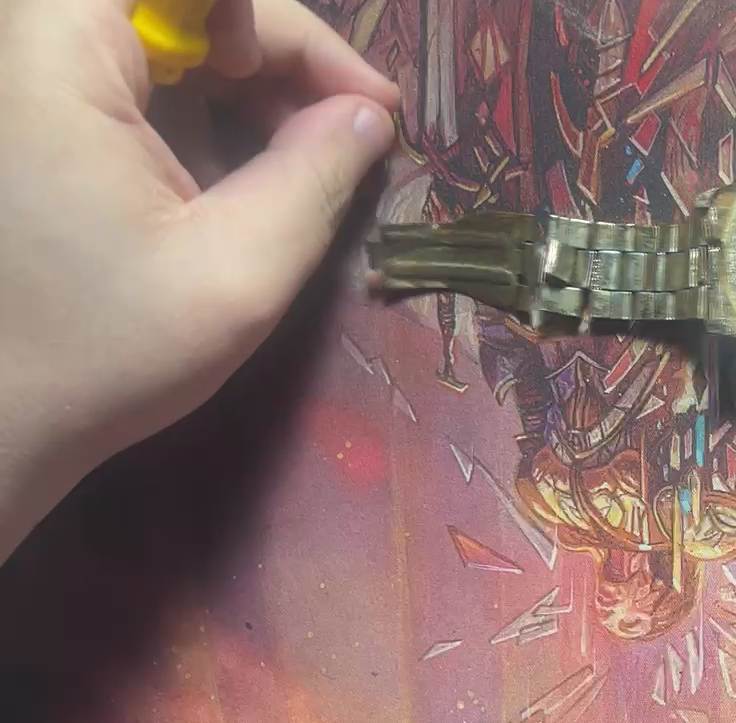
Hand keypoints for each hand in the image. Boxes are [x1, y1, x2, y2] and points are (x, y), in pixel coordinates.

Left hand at [0, 0, 399, 559]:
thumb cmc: (112, 346)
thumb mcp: (241, 270)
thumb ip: (312, 180)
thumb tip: (371, 116)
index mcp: (45, 64)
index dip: (291, 32)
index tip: (372, 104)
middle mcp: (21, 50)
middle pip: (174, 3)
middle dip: (280, 55)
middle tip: (360, 132)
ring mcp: (25, 80)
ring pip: (158, 30)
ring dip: (252, 78)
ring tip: (319, 151)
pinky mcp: (34, 111)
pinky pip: (131, 70)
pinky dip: (210, 100)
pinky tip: (258, 158)